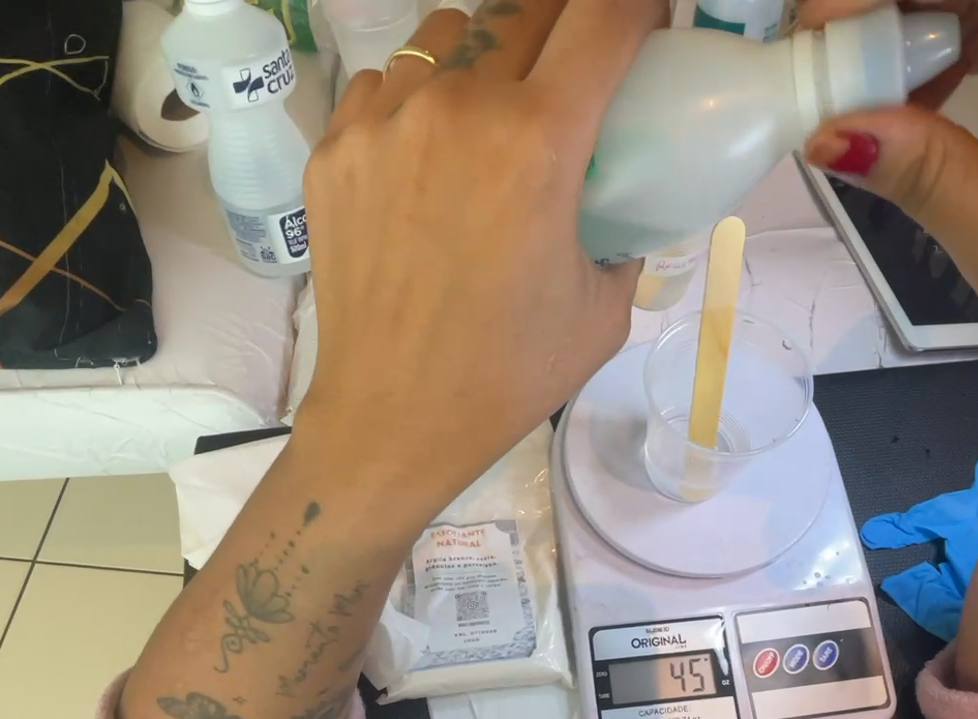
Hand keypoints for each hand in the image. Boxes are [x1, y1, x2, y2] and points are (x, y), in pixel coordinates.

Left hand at [294, 0, 659, 514]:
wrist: (394, 418)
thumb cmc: (507, 378)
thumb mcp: (601, 314)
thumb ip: (621, 240)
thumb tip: (618, 211)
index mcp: (538, 144)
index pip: (604, 17)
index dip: (637, 7)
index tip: (644, 24)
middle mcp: (458, 109)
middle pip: (525, 8)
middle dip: (564, 25)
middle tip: (572, 72)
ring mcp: (383, 124)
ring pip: (445, 34)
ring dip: (484, 55)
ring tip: (490, 112)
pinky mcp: (333, 152)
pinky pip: (383, 85)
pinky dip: (415, 100)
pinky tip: (425, 155)